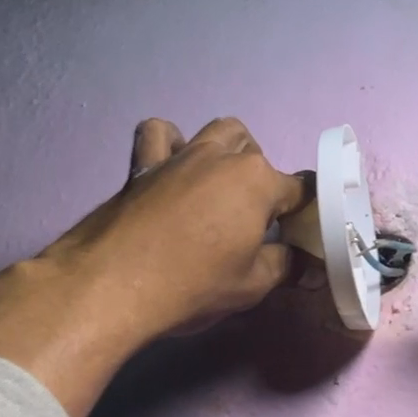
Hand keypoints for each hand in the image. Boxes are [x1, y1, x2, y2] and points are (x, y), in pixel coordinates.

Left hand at [0, 117, 306, 416]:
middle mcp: (223, 158)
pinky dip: (170, 142)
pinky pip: (159, 134)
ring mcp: (181, 155)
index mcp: (258, 182)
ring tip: (220, 184)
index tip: (300, 232)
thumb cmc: (191, 286)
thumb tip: (308, 265)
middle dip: (263, 176)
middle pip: (257, 152)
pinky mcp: (143, 164)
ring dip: (227, 150)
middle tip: (253, 216)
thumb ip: (285, 267)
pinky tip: (171, 165)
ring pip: (218, 131)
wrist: (110, 286)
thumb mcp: (251, 286)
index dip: (304, 210)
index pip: (300, 187)